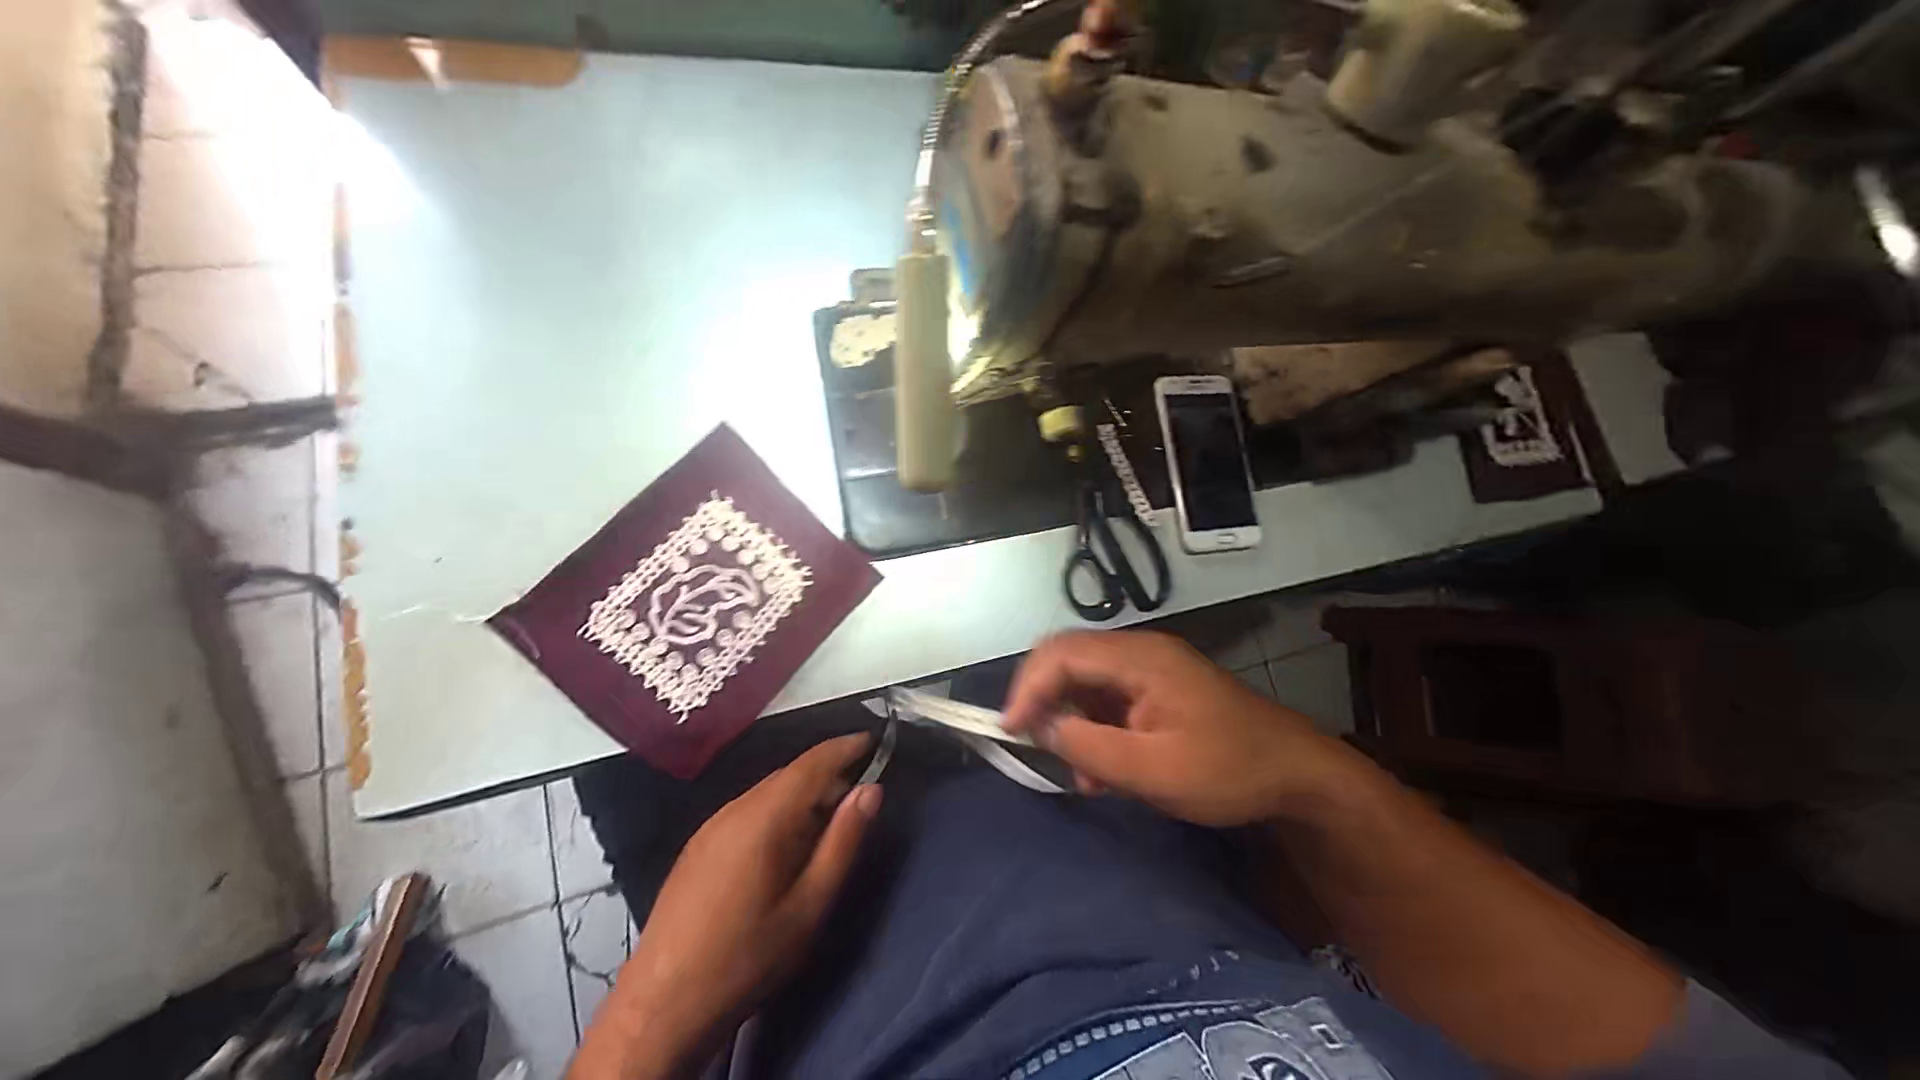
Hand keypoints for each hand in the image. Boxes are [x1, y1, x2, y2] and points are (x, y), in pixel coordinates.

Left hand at [570, 734, 880, 1079]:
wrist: (662, 1006)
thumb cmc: (748, 957)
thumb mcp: (810, 906)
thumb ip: (843, 842)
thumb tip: (871, 790)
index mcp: (764, 817)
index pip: (812, 763)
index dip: (846, 747)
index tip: (875, 740)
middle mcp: (734, 808)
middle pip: (790, 775)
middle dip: (828, 778)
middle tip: (859, 803)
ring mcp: (711, 826)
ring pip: (768, 793)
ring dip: (803, 798)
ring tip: (827, 830)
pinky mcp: (698, 846)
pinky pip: (748, 811)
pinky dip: (778, 813)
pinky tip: (785, 850)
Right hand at [1002, 630, 1372, 826]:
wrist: (1297, 775)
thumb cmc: (1229, 770)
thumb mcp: (1155, 769)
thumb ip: (1089, 747)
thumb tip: (1041, 729)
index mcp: (1140, 657)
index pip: (1061, 654)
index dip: (1028, 687)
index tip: (1010, 728)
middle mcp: (1139, 652)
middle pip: (1068, 660)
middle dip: (1043, 700)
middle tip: (1031, 742)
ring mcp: (1148, 670)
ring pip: (1084, 682)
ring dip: (1069, 721)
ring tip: (1079, 771)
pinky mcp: (1155, 691)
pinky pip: (1106, 700)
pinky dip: (1092, 730)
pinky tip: (1102, 770)